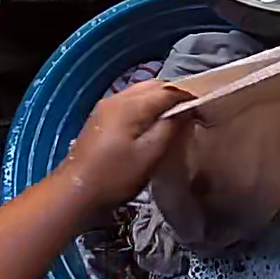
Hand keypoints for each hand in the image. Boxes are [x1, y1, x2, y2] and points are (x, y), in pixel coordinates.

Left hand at [52, 81, 189, 210]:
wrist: (74, 192)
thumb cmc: (114, 176)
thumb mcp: (149, 155)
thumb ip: (170, 128)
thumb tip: (187, 110)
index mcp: (131, 105)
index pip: (168, 90)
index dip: (189, 96)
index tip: (205, 108)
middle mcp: (118, 98)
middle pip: (154, 86)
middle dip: (175, 95)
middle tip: (193, 112)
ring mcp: (107, 106)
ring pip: (142, 92)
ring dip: (161, 100)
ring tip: (176, 118)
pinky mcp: (102, 117)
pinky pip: (131, 102)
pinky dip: (147, 107)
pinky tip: (154, 123)